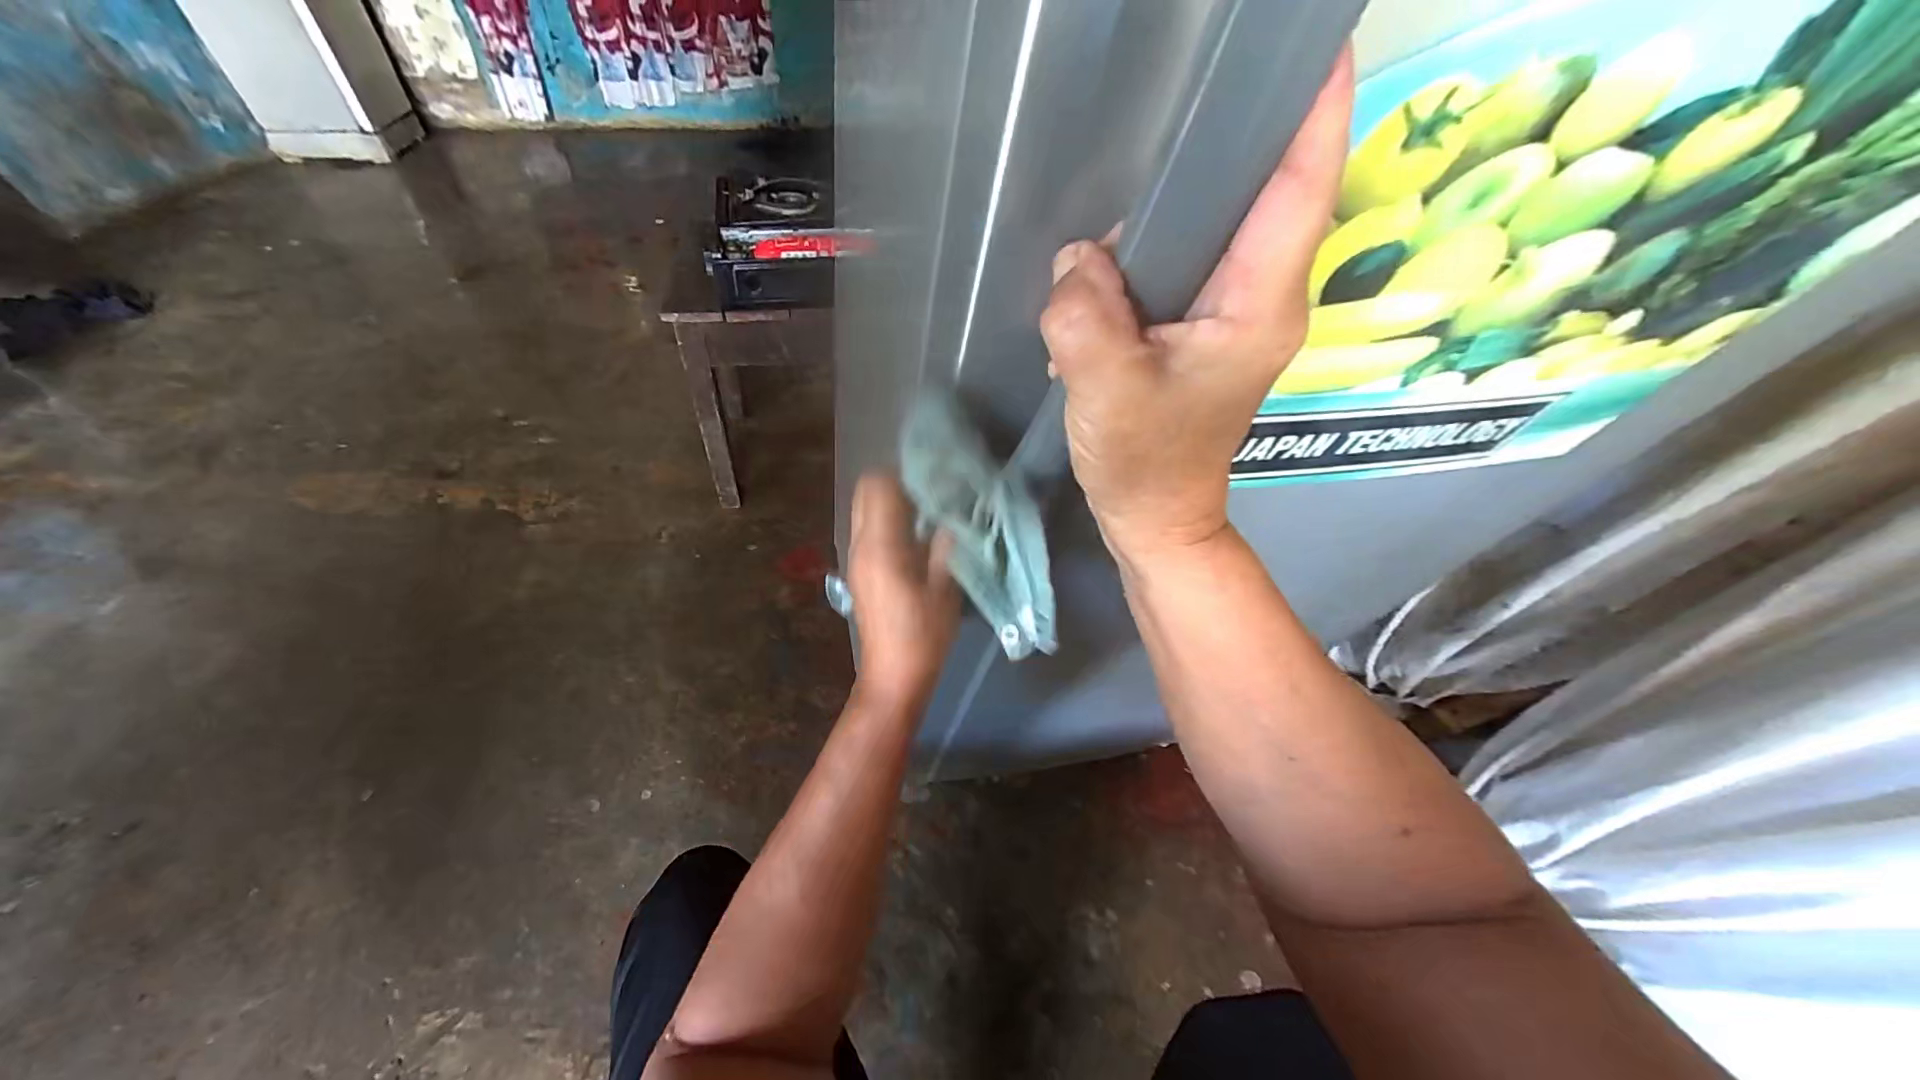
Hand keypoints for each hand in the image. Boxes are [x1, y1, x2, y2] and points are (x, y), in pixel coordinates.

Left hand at [847, 473, 959, 703]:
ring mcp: (855, 558)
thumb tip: (950, 516)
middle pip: (866, 492)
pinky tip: (917, 536)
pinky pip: (869, 530)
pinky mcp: (859, 571)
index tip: (936, 476)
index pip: (879, 486)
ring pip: (865, 510)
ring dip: (892, 502)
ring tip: (927, 510)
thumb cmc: (923, 635)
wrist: (893, 676)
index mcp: (880, 545)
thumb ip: (945, 545)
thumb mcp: (945, 589)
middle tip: (930, 490)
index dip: (905, 473)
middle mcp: (860, 545)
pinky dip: (888, 521)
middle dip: (895, 482)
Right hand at [1038, 50, 1352, 561]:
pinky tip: (1097, 283)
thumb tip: (1080, 261)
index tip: (1311, 44)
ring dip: (1153, 221)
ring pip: (1203, 228)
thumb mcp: (1103, 387)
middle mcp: (1257, 296)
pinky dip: (1134, 261)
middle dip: (1213, 150)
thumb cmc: (1144, 462)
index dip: (1313, 106)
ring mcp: (1229, 312)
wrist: (1155, 517)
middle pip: (1254, 191)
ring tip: (1100, 245)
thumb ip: (1084, 313)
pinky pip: (1172, 265)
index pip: (1300, 184)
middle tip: (1166, 111)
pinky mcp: (1198, 327)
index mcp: (1256, 302)